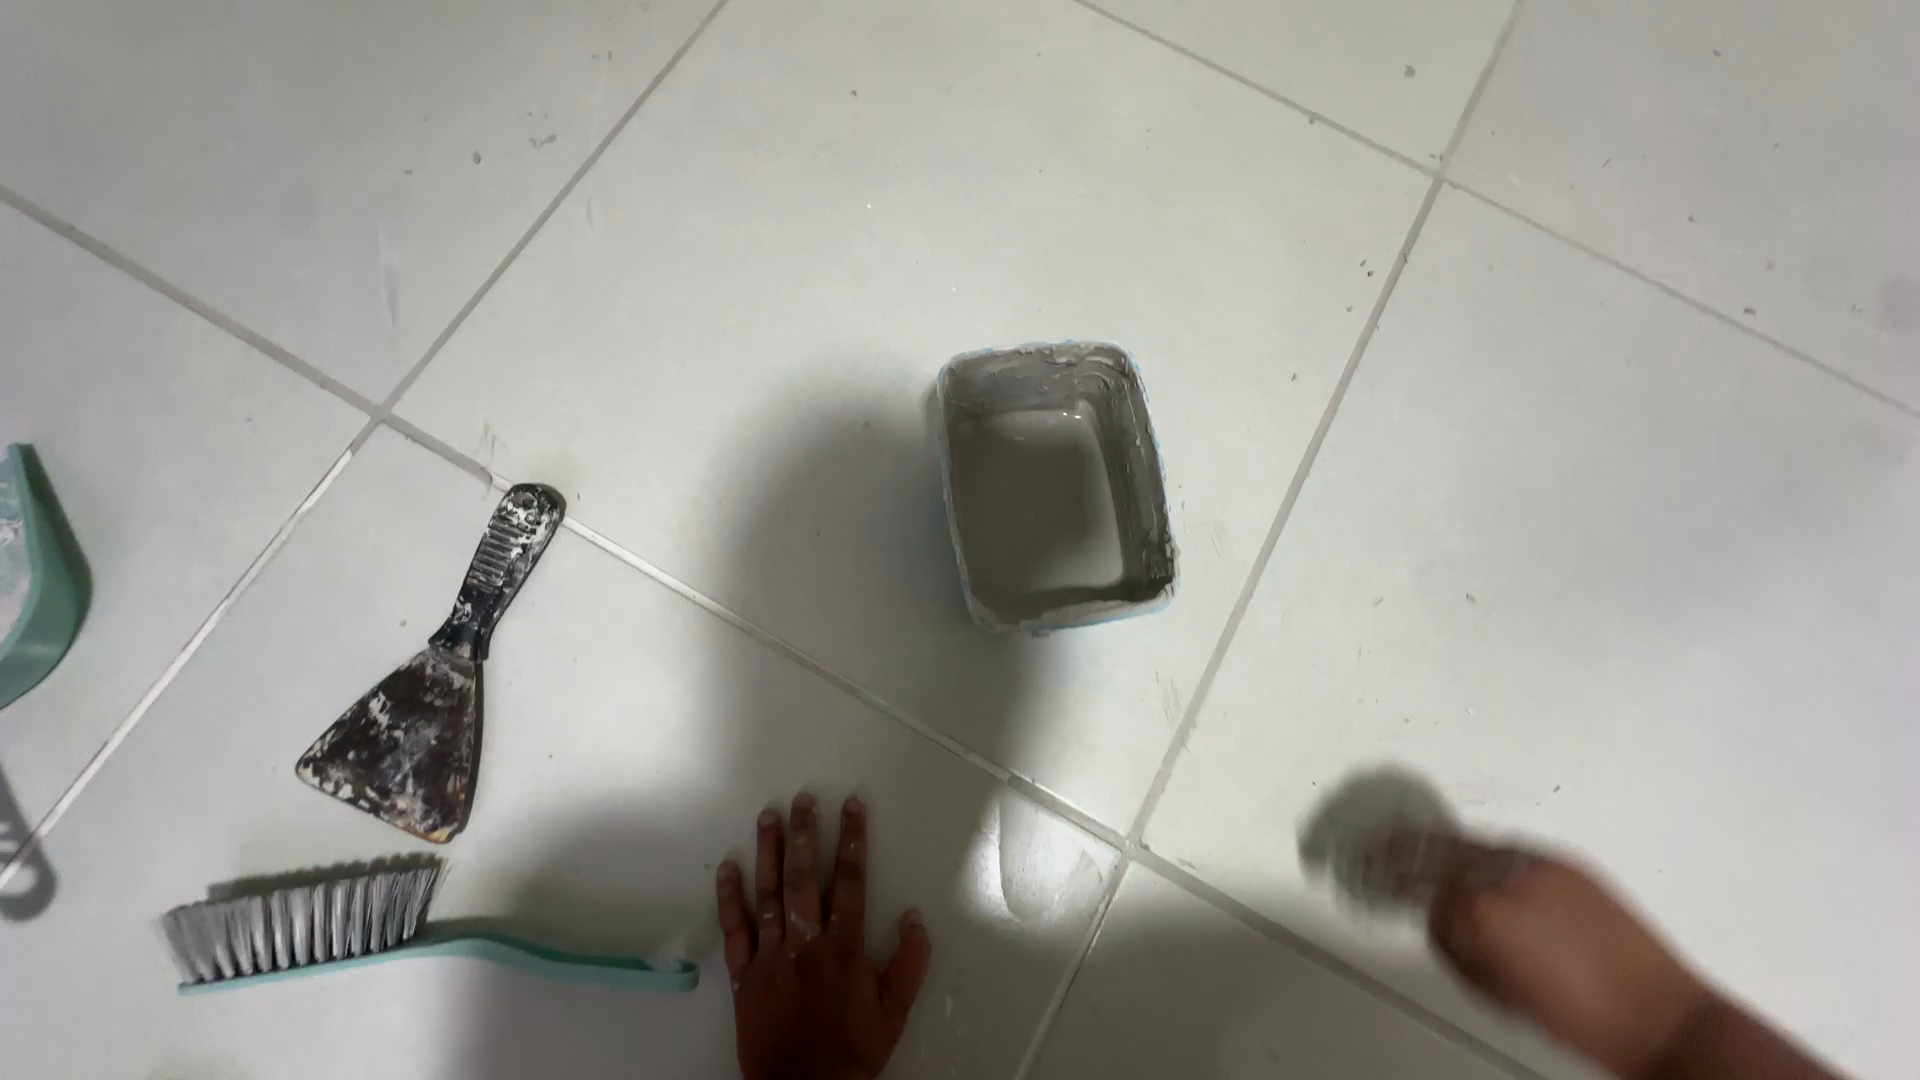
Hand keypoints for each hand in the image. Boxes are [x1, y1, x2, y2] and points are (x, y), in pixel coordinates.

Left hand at [717, 793, 932, 1079]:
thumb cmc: (851, 1048)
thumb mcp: (894, 1010)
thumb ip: (910, 963)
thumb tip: (914, 917)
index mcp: (844, 947)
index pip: (851, 881)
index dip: (853, 839)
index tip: (851, 806)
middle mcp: (806, 943)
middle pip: (805, 878)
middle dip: (805, 833)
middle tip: (803, 799)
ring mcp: (771, 956)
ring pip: (768, 894)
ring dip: (768, 852)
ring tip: (768, 816)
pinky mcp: (744, 976)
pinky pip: (735, 930)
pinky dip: (729, 898)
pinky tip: (727, 867)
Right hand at [1371, 832, 1713, 1077]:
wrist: (1666, 1021)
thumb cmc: (1573, 1016)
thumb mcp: (1495, 987)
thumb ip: (1454, 941)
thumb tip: (1435, 914)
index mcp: (1479, 909)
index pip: (1413, 880)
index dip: (1382, 871)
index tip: (1362, 865)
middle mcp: (1501, 873)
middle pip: (1433, 848)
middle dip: (1399, 846)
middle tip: (1375, 843)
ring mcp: (1536, 862)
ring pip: (1469, 844)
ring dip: (1441, 846)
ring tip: (1417, 846)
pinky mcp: (1565, 862)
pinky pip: (1505, 850)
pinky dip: (1481, 853)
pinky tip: (1475, 861)